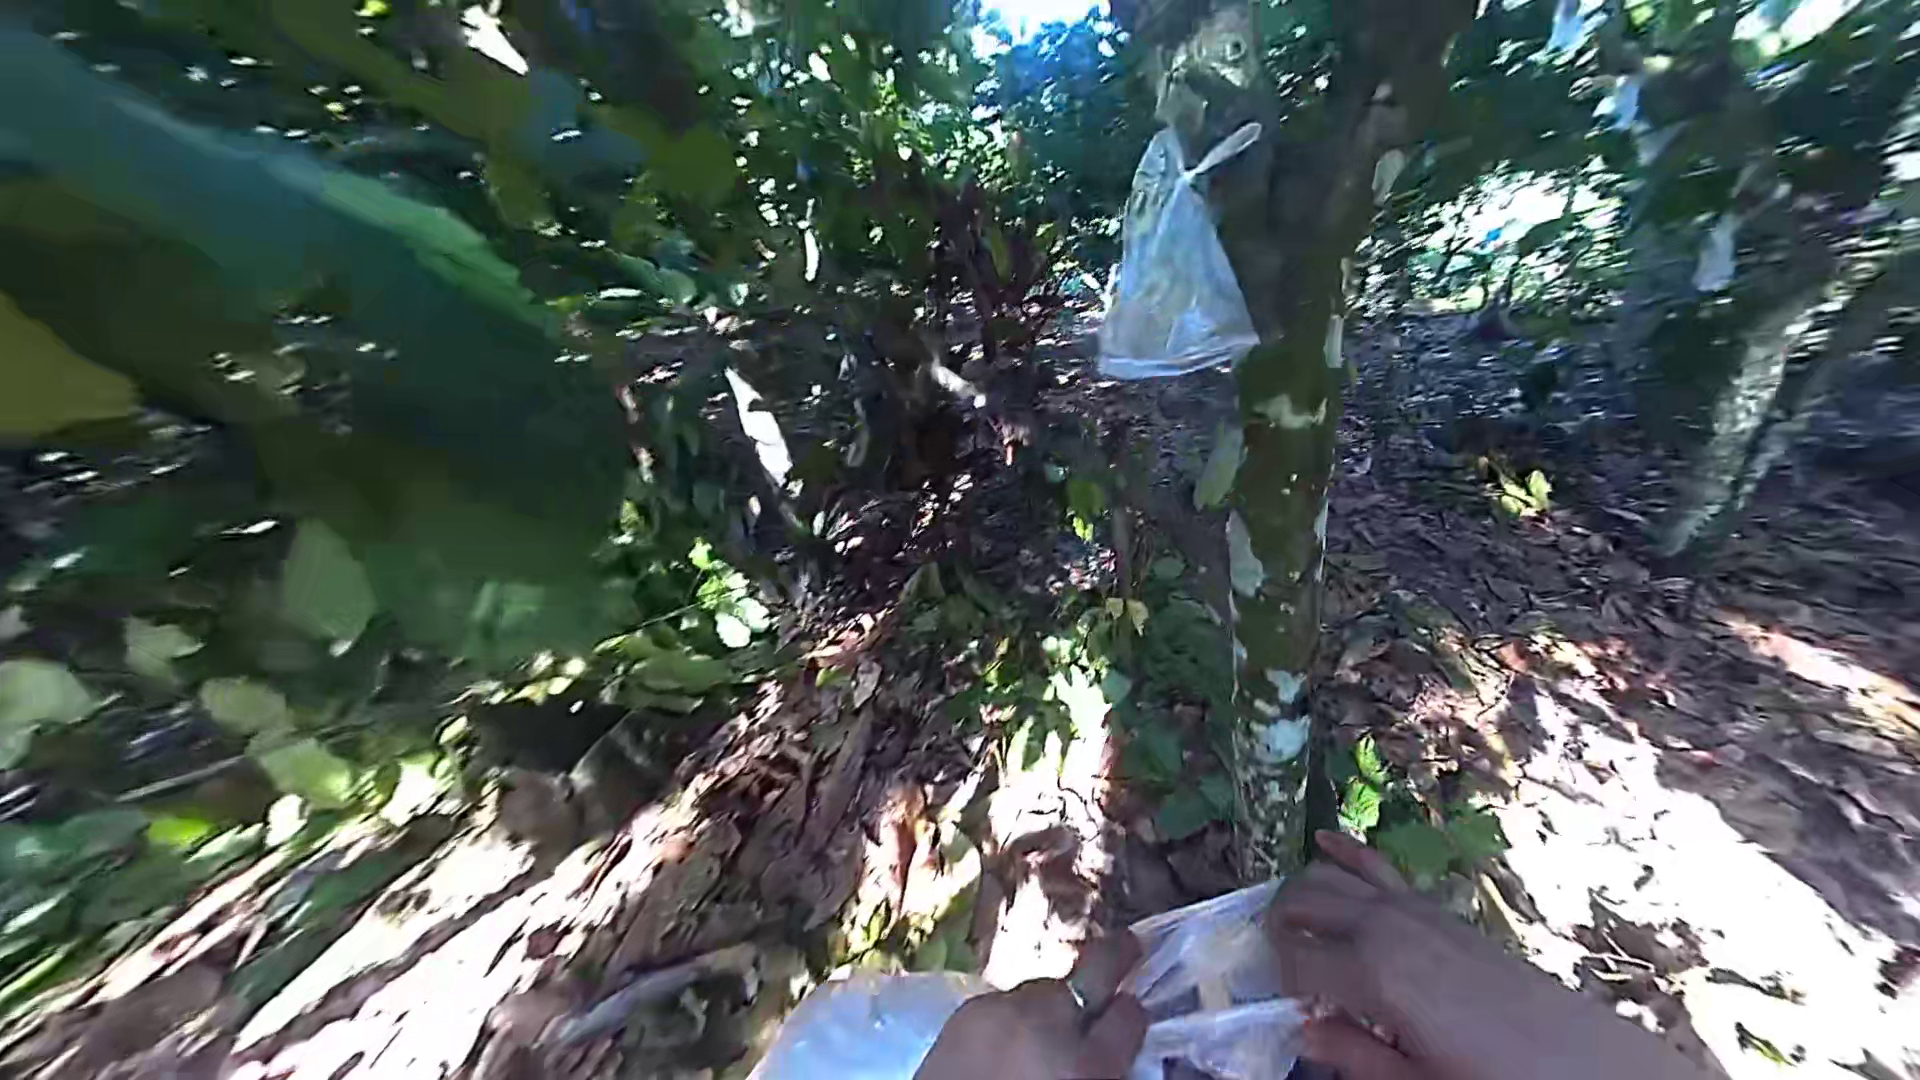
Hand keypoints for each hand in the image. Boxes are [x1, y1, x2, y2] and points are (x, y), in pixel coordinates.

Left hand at [914, 931, 1148, 1079]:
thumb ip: (1099, 1071)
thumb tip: (1112, 1053)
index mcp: (1087, 1068)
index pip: (1129, 1018)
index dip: (1135, 1011)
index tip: (1137, 1005)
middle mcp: (1051, 1026)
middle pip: (1092, 973)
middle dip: (1117, 954)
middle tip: (1131, 942)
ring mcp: (1008, 1008)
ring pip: (1045, 987)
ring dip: (1055, 1000)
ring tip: (1053, 1023)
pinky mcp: (972, 1007)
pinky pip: (1006, 1003)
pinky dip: (1015, 1016)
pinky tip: (1010, 1040)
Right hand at [1266, 830, 1710, 1079]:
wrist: (1596, 1068)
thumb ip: (1356, 1056)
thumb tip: (1302, 1031)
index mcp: (1372, 972)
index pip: (1293, 959)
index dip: (1281, 981)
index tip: (1291, 1006)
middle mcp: (1377, 924)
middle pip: (1297, 904)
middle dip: (1278, 928)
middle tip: (1281, 964)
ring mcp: (1403, 907)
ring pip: (1323, 877)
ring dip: (1297, 893)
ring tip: (1293, 923)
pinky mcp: (1428, 905)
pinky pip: (1374, 863)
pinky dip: (1344, 848)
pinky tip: (1321, 838)